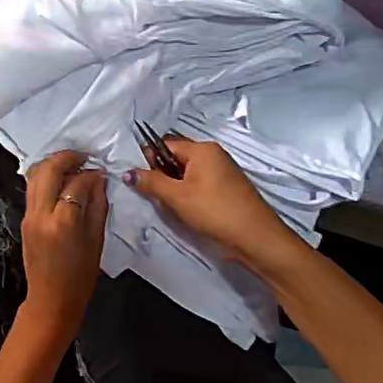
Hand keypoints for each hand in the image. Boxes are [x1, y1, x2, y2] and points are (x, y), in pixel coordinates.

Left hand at [19, 151, 106, 330]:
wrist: (51, 299)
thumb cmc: (80, 276)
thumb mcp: (96, 240)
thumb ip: (97, 206)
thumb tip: (98, 180)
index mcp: (63, 221)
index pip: (77, 182)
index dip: (91, 173)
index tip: (101, 172)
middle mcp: (41, 214)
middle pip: (48, 170)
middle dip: (66, 157)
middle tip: (83, 157)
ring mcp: (29, 216)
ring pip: (35, 176)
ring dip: (52, 165)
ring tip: (72, 165)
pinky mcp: (24, 219)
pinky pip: (32, 190)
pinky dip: (45, 178)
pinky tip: (61, 181)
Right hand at [129, 136, 303, 267]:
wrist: (254, 237)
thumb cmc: (214, 210)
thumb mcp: (177, 196)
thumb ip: (151, 181)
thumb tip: (128, 172)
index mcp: (202, 149)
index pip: (165, 145)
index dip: (148, 159)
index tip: (136, 177)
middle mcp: (213, 155)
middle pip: (176, 158)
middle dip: (161, 174)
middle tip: (150, 193)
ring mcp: (221, 171)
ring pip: (186, 173)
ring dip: (173, 186)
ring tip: (165, 202)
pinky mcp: (225, 188)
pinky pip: (198, 183)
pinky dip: (187, 193)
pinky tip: (183, 208)